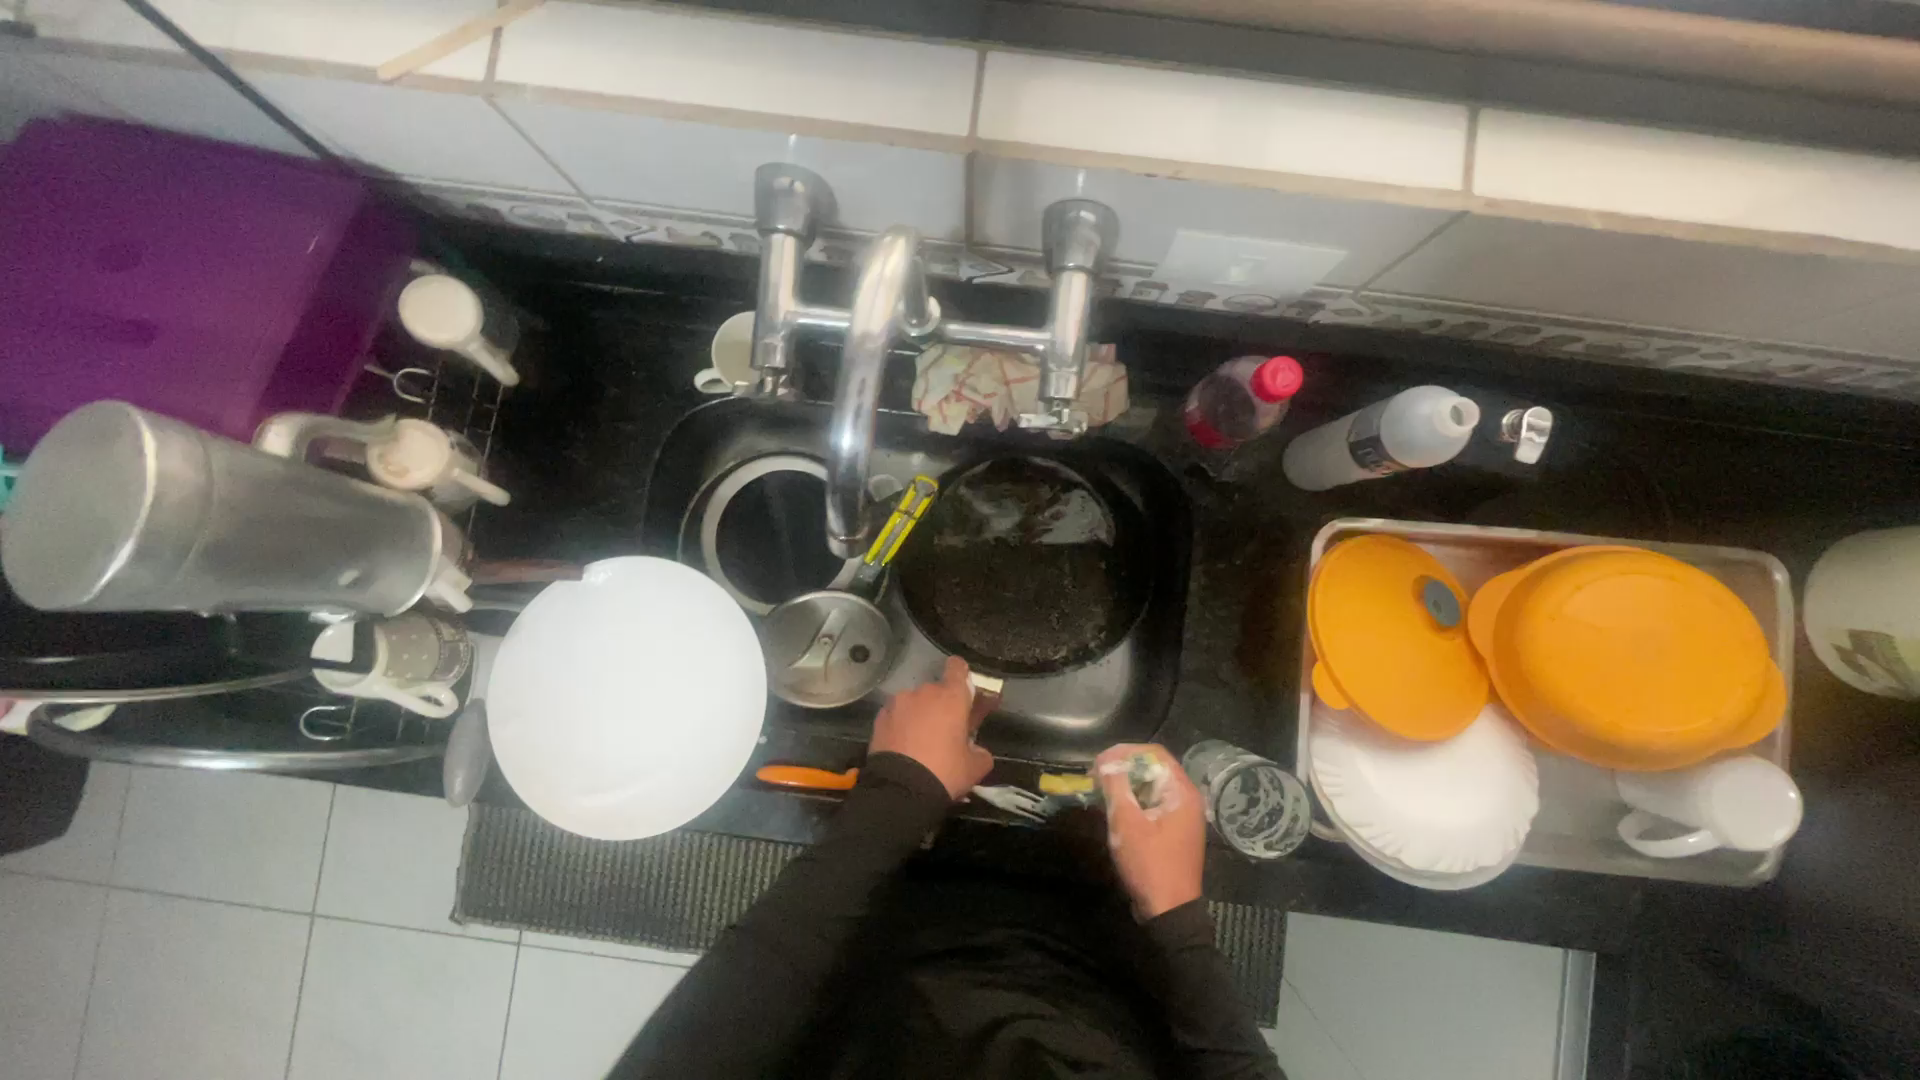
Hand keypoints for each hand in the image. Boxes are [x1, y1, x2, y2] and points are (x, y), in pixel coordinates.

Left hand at [869, 656, 993, 799]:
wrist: (900, 790)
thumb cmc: (944, 772)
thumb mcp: (975, 767)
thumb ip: (981, 752)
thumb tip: (976, 750)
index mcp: (951, 697)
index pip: (958, 667)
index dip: (962, 675)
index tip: (964, 692)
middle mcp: (924, 692)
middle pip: (937, 691)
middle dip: (943, 706)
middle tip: (947, 731)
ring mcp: (898, 703)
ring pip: (915, 703)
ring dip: (921, 714)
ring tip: (921, 742)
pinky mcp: (880, 717)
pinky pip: (897, 715)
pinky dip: (902, 724)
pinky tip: (904, 746)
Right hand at [1097, 743, 1204, 919]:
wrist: (1169, 913)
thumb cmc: (1150, 864)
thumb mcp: (1126, 823)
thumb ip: (1116, 786)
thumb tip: (1106, 760)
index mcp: (1182, 792)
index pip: (1155, 754)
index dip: (1125, 752)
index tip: (1099, 762)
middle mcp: (1186, 798)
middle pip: (1154, 769)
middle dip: (1123, 768)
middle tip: (1096, 776)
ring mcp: (1182, 816)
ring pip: (1151, 787)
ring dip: (1126, 785)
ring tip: (1100, 791)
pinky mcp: (1174, 830)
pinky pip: (1152, 804)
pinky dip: (1133, 802)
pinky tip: (1113, 810)